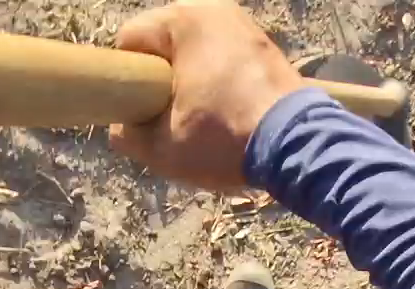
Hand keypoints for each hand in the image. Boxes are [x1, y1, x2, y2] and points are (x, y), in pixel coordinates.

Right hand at [109, 0, 302, 191]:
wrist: (293, 145)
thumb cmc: (224, 139)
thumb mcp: (162, 148)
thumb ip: (128, 136)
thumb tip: (121, 129)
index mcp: (182, 20)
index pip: (131, 41)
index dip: (127, 81)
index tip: (140, 112)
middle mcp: (213, 8)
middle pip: (164, 47)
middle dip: (161, 84)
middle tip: (172, 123)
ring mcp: (243, 24)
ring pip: (194, 55)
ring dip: (189, 87)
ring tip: (201, 124)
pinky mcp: (263, 45)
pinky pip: (223, 61)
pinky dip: (216, 86)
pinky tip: (225, 117)